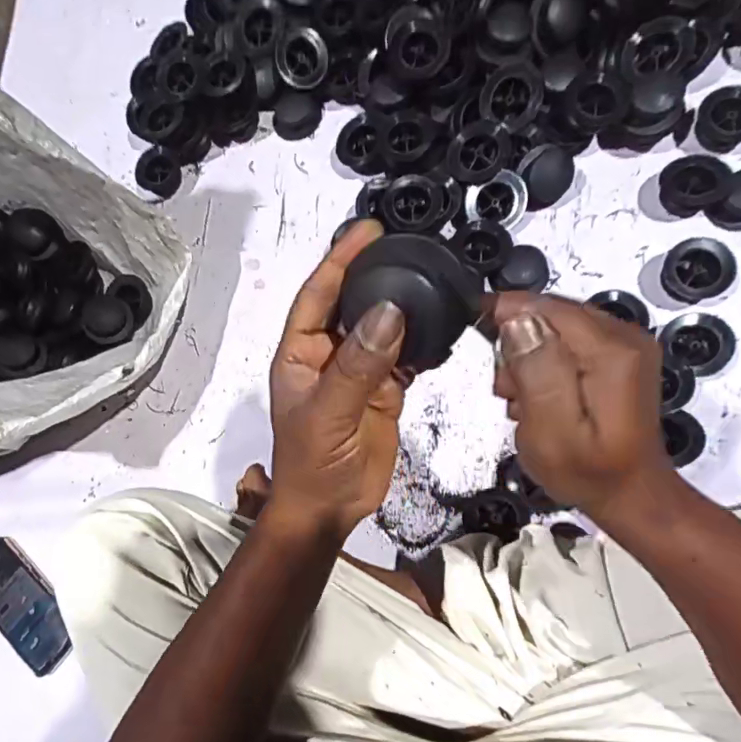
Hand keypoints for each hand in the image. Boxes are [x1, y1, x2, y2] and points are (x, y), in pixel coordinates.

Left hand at [266, 220, 406, 539]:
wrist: (330, 509)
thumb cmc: (312, 465)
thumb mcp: (329, 413)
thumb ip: (358, 366)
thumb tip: (388, 313)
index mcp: (301, 355)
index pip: (317, 297)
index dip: (338, 262)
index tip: (366, 232)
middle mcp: (329, 357)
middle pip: (351, 305)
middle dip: (373, 275)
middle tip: (406, 246)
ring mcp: (359, 374)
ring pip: (381, 328)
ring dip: (401, 306)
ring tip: (427, 276)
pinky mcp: (384, 392)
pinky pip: (404, 358)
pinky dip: (420, 344)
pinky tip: (438, 327)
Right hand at [491, 291, 678, 515]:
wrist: (628, 493)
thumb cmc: (589, 472)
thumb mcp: (551, 431)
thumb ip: (537, 372)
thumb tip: (517, 322)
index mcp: (610, 353)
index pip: (547, 307)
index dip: (506, 312)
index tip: (475, 324)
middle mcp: (625, 339)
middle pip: (553, 313)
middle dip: (518, 341)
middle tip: (507, 389)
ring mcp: (626, 348)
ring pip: (559, 327)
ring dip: (530, 356)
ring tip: (523, 399)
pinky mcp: (620, 359)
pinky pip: (570, 343)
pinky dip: (547, 363)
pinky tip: (540, 396)